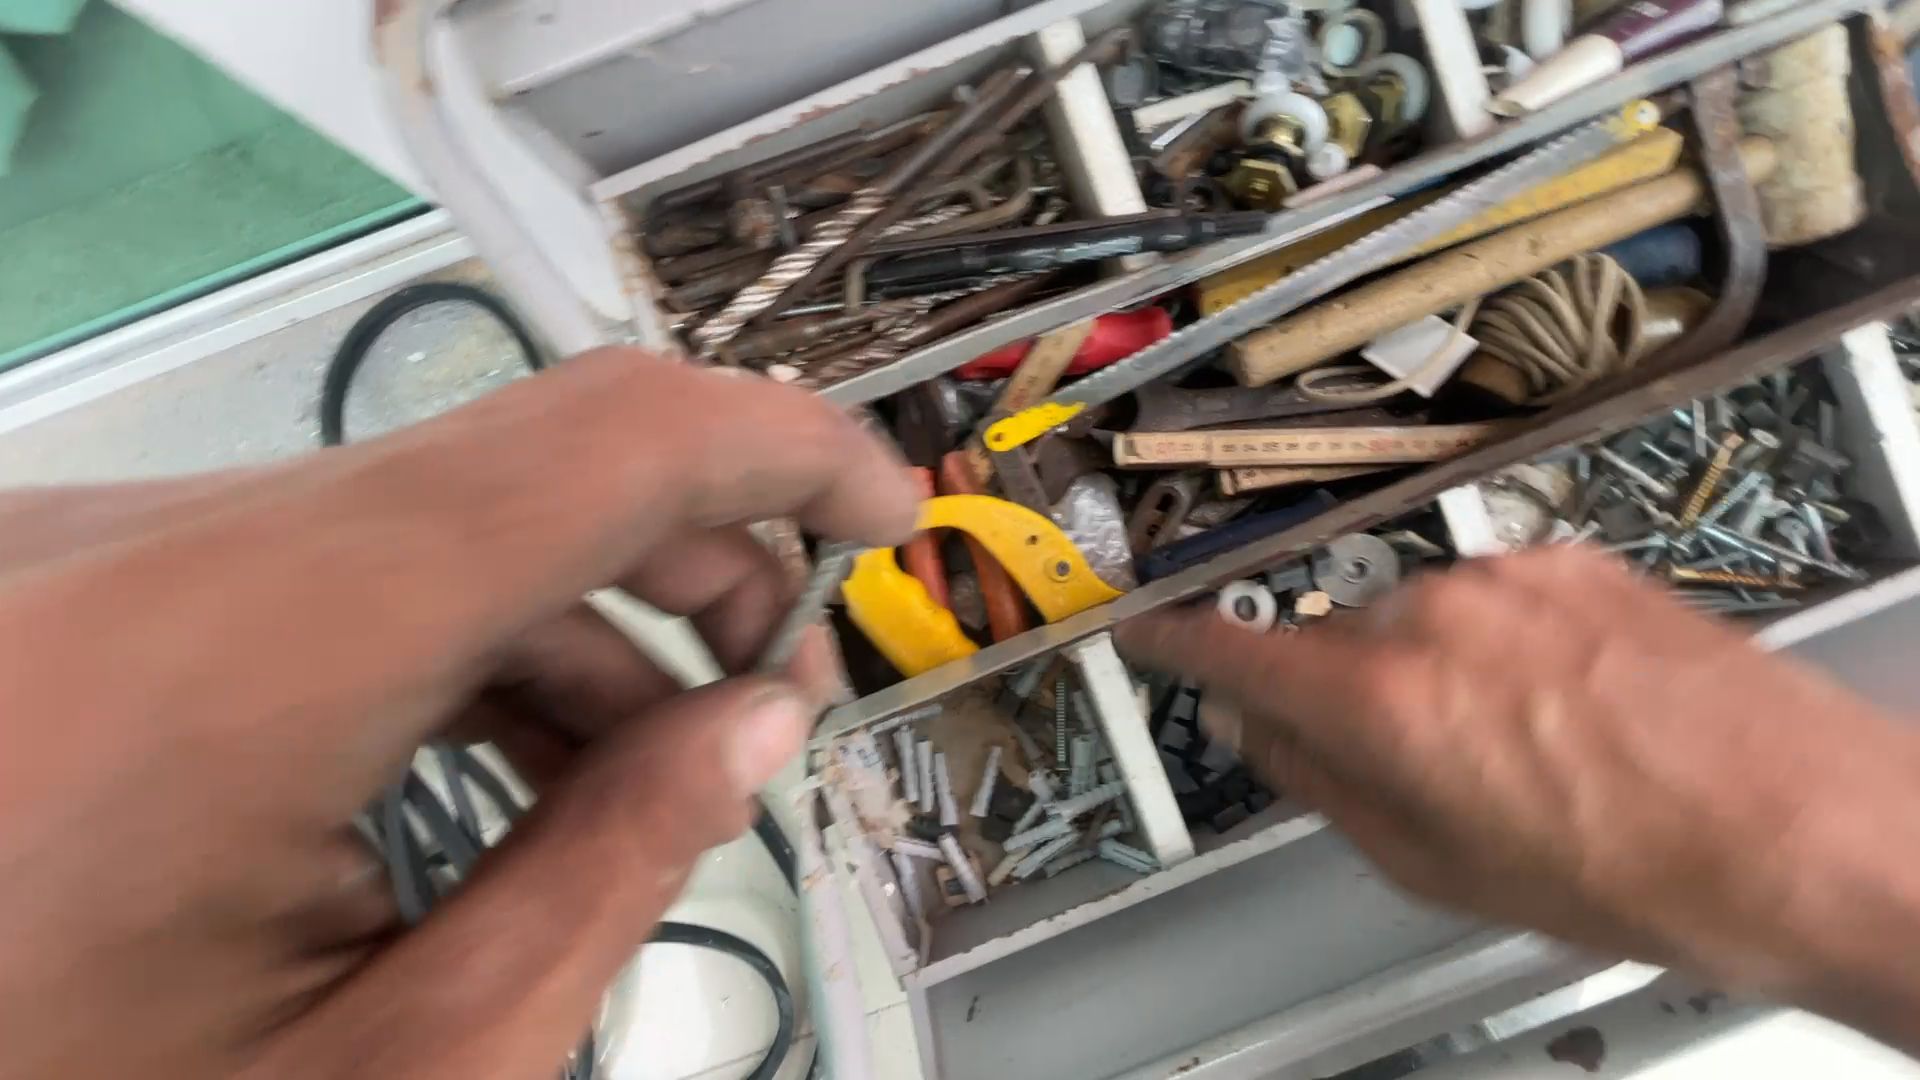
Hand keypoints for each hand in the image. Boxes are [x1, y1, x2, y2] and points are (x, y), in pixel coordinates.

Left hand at [0, 349, 916, 1078]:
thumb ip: (621, 865)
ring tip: (672, 746)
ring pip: (482, 506)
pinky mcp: (115, 581)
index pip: (612, 439)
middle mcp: (161, 542)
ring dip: (623, 605)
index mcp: (234, 655)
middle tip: (789, 672)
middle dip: (723, 548)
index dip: (790, 447)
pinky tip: (542, 752)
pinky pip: (392, 559)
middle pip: (559, 452)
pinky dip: (515, 636)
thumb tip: (765, 718)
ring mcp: (119, 545)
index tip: (886, 506)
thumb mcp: (400, 1077)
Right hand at [1118, 546, 1919, 1049]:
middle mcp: (1424, 616)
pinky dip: (1466, 632)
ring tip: (1485, 725)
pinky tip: (1534, 689)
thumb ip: (1314, 780)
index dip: (1171, 636)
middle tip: (1364, 734)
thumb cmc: (1638, 873)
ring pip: (1385, 608)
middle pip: (1310, 630)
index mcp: (1380, 700)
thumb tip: (1255, 728)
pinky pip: (1462, 587)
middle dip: (1314, 676)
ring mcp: (1492, 575)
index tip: (1147, 628)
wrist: (1832, 842)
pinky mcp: (1551, 557)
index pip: (1226, 647)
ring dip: (1399, 657)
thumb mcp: (1430, 864)